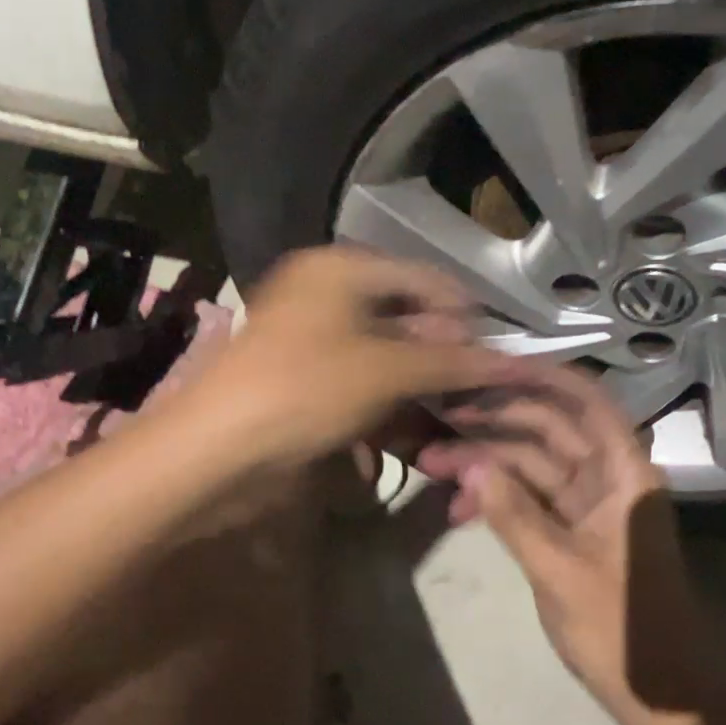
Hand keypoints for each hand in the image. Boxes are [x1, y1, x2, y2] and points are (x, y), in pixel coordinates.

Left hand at [184, 246, 519, 466]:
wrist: (213, 455)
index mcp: (341, 269)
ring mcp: (316, 339)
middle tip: (484, 389)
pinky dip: (393, 404)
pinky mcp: (308, 381)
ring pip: (387, 354)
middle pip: (406, 316)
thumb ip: (452, 362)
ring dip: (422, 385)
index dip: (465, 313)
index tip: (502, 353)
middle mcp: (329, 294)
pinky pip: (364, 382)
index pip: (424, 277)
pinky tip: (421, 432)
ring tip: (460, 415)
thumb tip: (512, 361)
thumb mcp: (386, 371)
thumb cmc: (304, 390)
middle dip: (445, 354)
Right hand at [418, 365, 722, 724]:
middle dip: (494, 425)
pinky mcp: (575, 530)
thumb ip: (513, 514)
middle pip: (550, 429)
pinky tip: (459, 508)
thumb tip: (469, 464)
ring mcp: (590, 503)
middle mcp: (609, 475)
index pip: (587, 401)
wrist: (661, 694)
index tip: (492, 364)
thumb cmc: (621, 626)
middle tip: (438, 422)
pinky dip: (500, 499)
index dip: (544, 376)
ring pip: (534, 464)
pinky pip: (533, 498)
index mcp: (624, 471)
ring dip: (487, 463)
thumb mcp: (560, 571)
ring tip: (432, 466)